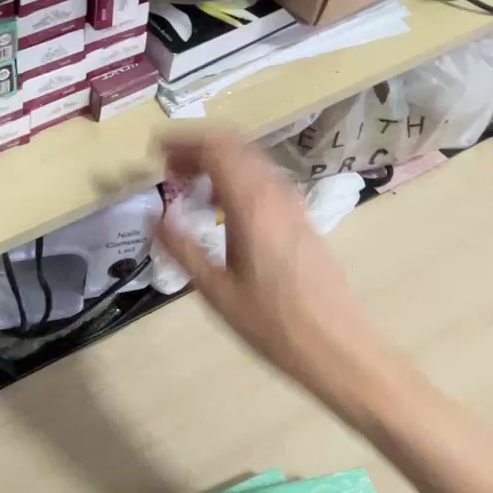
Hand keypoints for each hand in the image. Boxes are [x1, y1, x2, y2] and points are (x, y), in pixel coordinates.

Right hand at [155, 134, 399, 414]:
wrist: (339, 349)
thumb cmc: (273, 324)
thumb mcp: (216, 291)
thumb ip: (181, 248)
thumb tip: (153, 217)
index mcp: (251, 204)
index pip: (215, 148)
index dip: (182, 143)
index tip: (156, 154)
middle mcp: (274, 193)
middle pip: (233, 145)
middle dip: (197, 148)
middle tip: (169, 169)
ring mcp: (293, 203)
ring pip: (250, 159)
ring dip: (217, 161)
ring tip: (190, 185)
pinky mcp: (302, 218)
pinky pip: (264, 178)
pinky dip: (236, 176)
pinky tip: (222, 208)